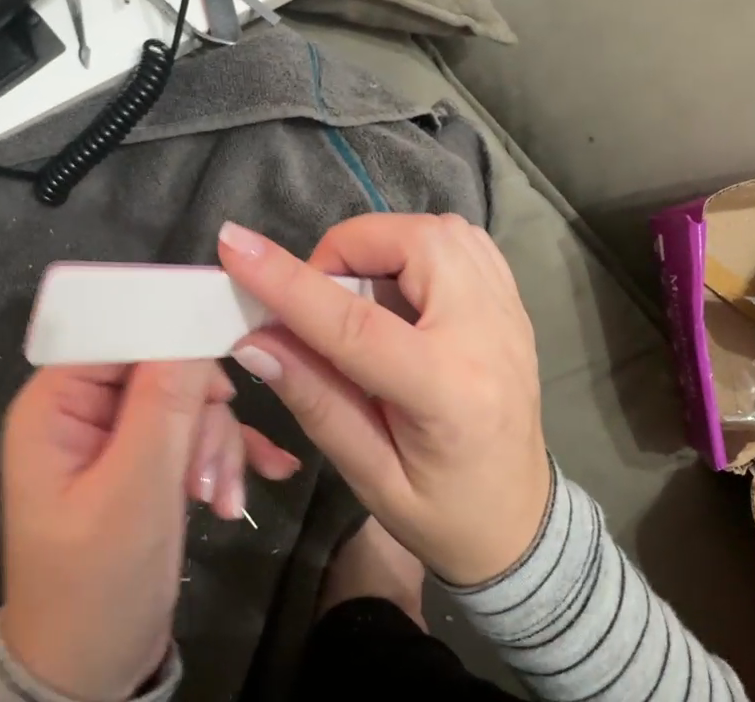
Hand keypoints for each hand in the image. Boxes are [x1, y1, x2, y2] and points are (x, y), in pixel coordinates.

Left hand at [0, 361, 298, 701]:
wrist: (91, 673)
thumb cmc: (97, 585)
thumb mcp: (135, 492)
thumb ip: (165, 403)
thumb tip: (194, 325)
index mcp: (55, 403)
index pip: (117, 332)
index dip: (173, 333)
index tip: (227, 352)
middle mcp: (82, 409)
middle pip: (162, 368)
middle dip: (201, 415)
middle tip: (210, 471)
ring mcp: (115, 438)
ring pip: (187, 402)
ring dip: (215, 447)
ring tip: (220, 499)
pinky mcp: (144, 464)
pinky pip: (193, 435)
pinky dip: (222, 459)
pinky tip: (249, 485)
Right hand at [218, 215, 550, 585]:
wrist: (521, 525)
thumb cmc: (442, 515)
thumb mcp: (369, 476)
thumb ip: (314, 400)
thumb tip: (254, 339)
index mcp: (449, 393)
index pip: (354, 321)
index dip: (286, 281)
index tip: (233, 245)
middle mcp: (489, 336)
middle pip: (413, 244)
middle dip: (347, 249)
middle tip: (319, 292)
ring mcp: (510, 313)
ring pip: (439, 229)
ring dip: (382, 244)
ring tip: (357, 290)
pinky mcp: (513, 303)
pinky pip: (463, 240)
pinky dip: (416, 246)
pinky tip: (398, 285)